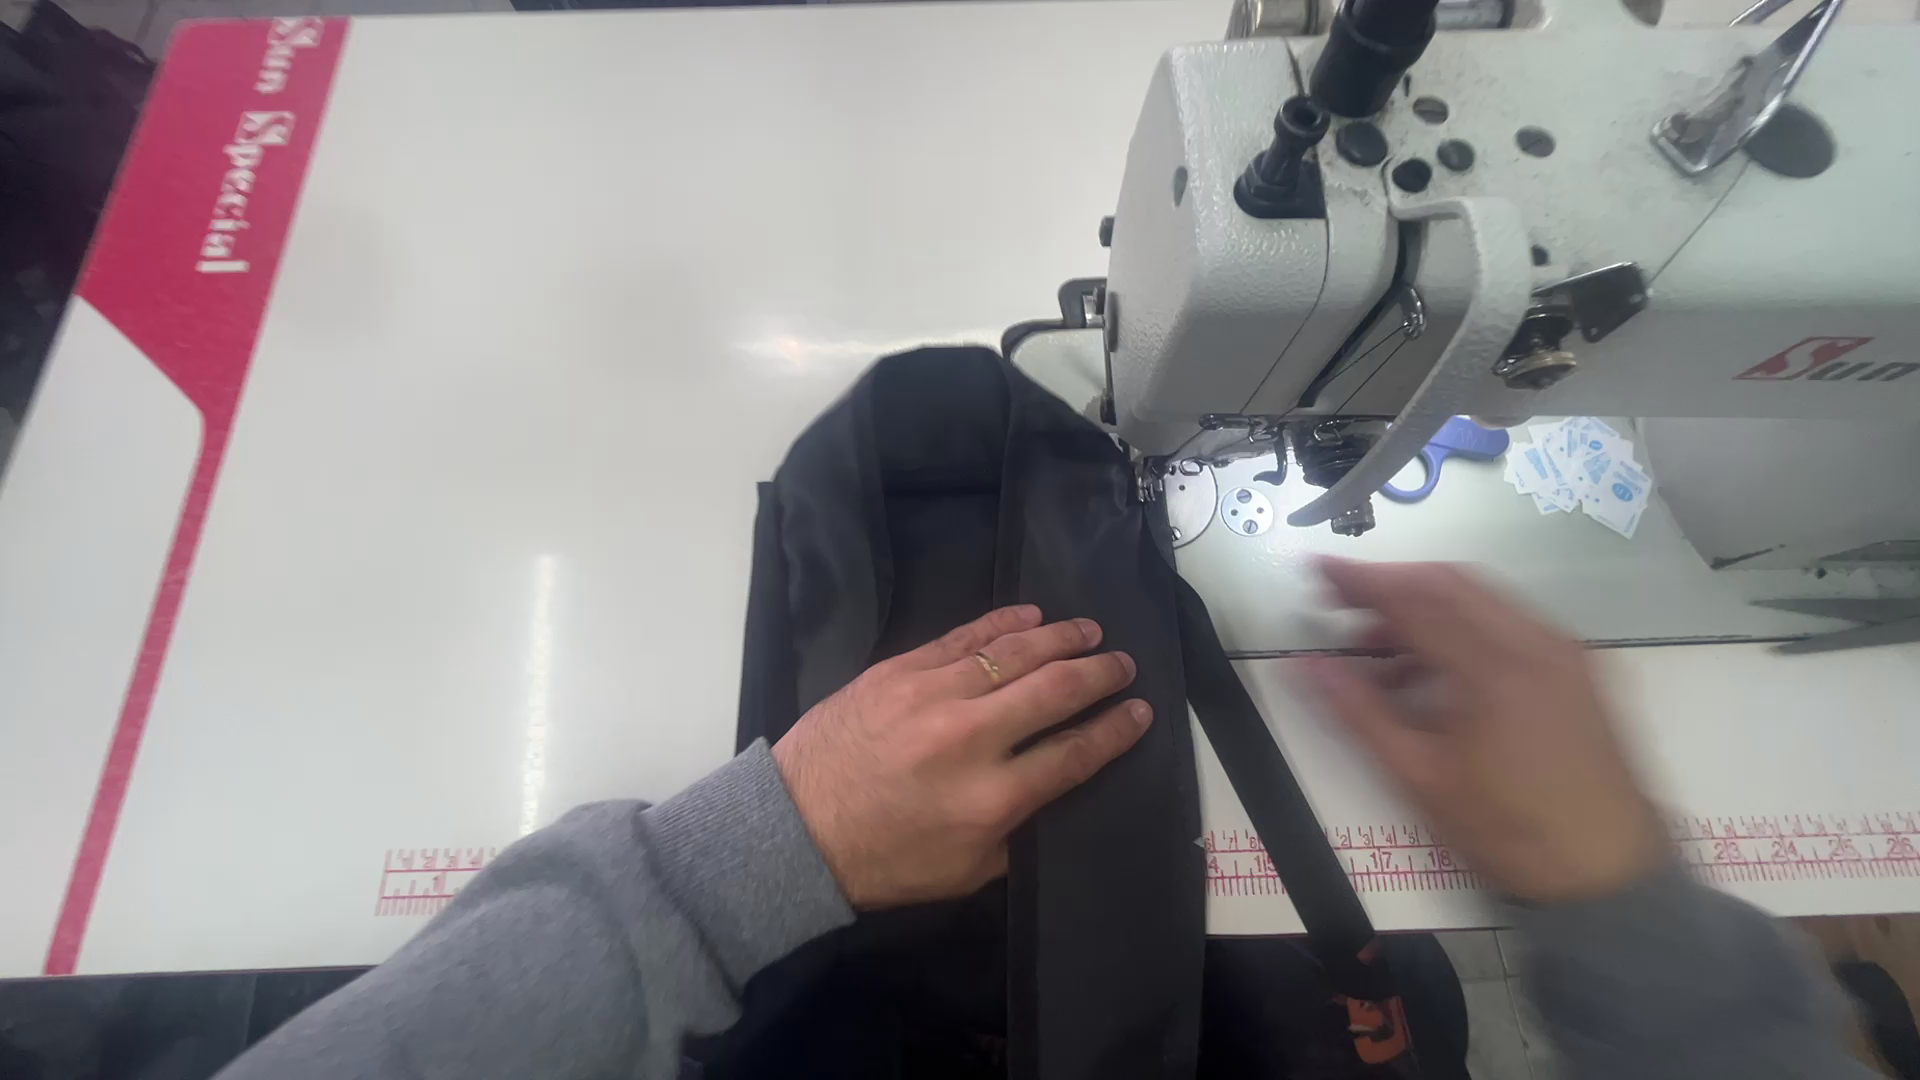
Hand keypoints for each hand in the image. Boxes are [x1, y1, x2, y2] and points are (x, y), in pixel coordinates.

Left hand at [771, 605, 1150, 909]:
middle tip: (1123, 663)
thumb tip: (1055, 780)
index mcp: (992, 799)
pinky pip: (963, 636)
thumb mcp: (966, 870)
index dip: (1116, 729)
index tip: (1140, 711)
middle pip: (1054, 691)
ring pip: (1014, 653)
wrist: (799, 827)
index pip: (1074, 754)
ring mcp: (933, 694)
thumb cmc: (885, 858)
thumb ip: (1019, 826)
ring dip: (1060, 637)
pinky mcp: (901, 669)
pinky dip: (1002, 622)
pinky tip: (1031, 614)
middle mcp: (970, 737)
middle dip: (1099, 673)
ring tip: (1089, 630)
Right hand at [1304, 558, 1665, 902]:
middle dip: (1387, 582)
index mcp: (1495, 669)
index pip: (1413, 600)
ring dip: (1421, 605)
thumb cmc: (1507, 830)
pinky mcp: (1579, 670)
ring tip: (1374, 643)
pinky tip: (1428, 665)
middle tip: (1338, 597)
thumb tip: (1308, 665)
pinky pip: (1506, 623)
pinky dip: (1457, 626)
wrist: (1611, 881)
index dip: (1357, 580)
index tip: (1317, 570)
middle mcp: (1537, 645)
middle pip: (1448, 582)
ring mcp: (1565, 655)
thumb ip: (1356, 709)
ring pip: (1479, 598)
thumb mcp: (1416, 773)